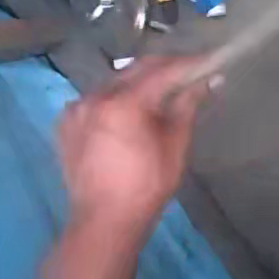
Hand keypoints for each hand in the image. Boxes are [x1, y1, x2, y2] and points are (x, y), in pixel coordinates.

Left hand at [57, 56, 214, 237]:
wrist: (105, 219)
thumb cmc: (149, 183)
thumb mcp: (176, 142)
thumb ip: (187, 105)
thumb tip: (207, 81)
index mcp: (123, 104)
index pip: (162, 71)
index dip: (190, 64)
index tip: (211, 59)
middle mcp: (94, 99)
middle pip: (136, 70)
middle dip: (166, 67)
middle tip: (193, 70)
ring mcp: (76, 111)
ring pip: (115, 82)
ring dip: (142, 80)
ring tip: (166, 87)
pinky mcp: (67, 124)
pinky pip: (98, 98)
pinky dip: (120, 95)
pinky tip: (135, 107)